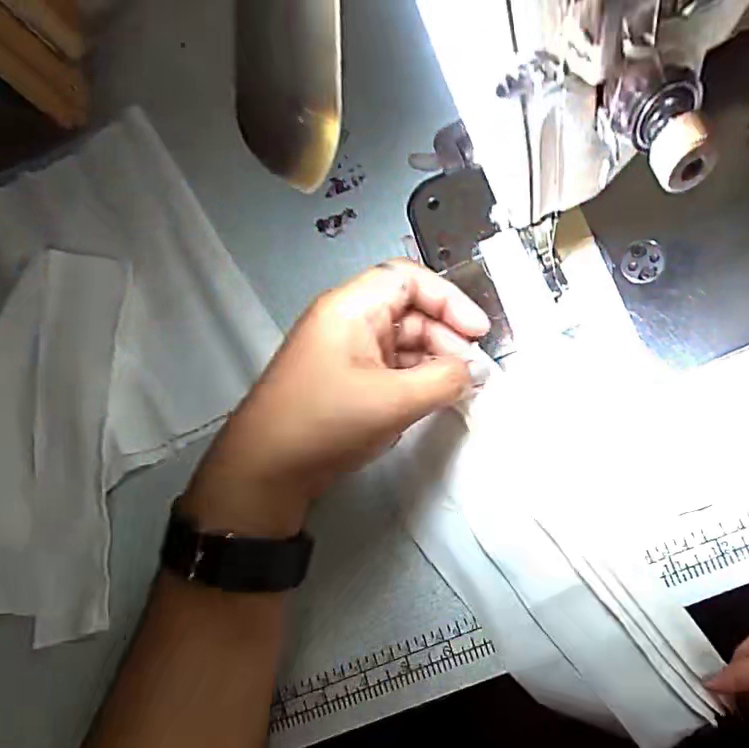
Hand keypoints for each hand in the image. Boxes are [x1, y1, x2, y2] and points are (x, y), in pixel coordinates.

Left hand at [184, 259, 491, 534]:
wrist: (270, 466)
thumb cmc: (324, 423)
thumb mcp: (395, 400)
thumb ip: (445, 380)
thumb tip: (475, 371)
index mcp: (351, 309)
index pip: (408, 279)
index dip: (450, 300)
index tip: (478, 332)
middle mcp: (350, 323)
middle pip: (412, 310)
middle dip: (449, 335)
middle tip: (475, 369)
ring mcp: (350, 353)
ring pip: (407, 341)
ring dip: (439, 360)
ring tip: (462, 386)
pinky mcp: (352, 381)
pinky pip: (397, 367)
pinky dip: (423, 378)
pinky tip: (439, 397)